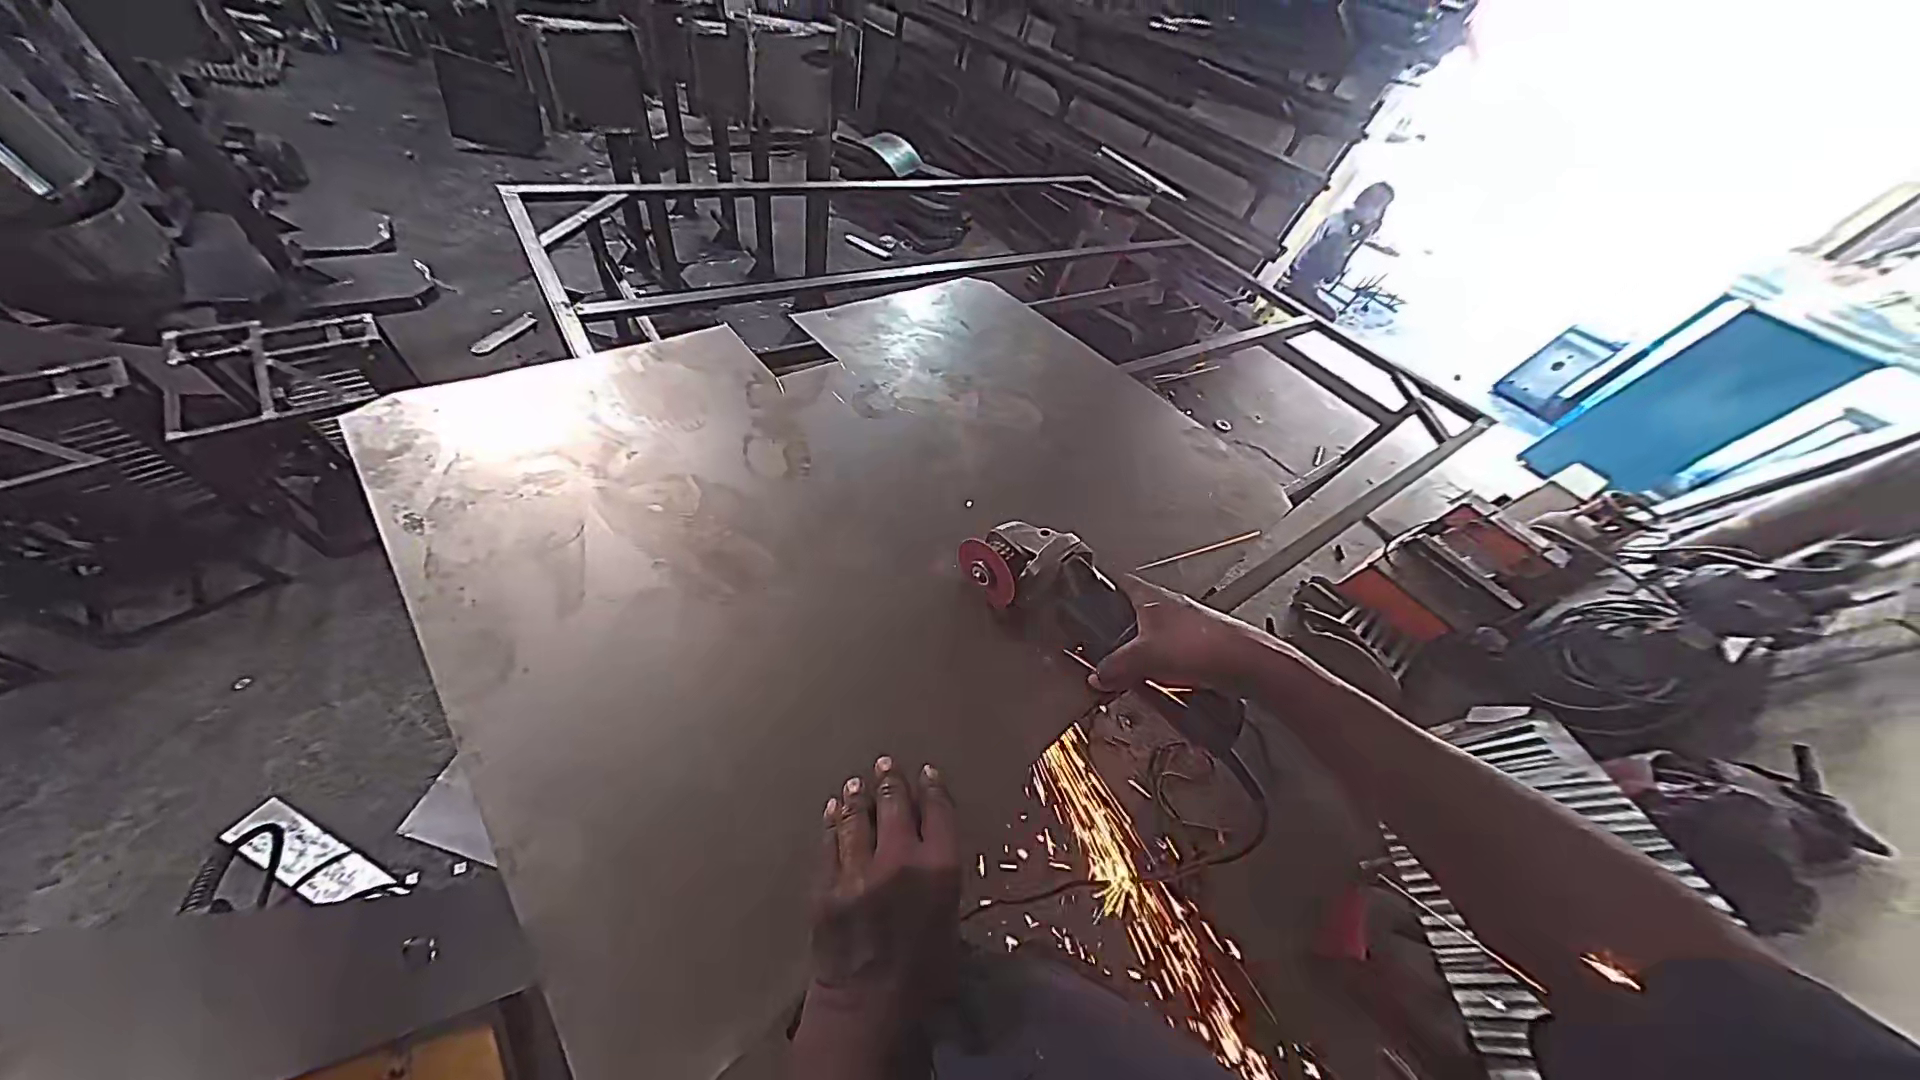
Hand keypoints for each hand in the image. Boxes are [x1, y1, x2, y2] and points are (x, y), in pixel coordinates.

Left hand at [807, 757, 959, 1025]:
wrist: (866, 1009)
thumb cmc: (921, 974)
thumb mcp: (948, 919)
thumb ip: (939, 875)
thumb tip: (928, 844)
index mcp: (938, 868)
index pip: (938, 811)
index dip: (933, 787)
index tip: (927, 773)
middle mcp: (900, 860)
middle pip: (896, 803)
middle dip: (892, 780)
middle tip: (886, 764)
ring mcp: (859, 869)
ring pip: (858, 816)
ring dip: (859, 796)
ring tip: (858, 782)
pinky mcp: (827, 883)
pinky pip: (830, 842)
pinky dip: (833, 823)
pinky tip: (834, 810)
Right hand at [1090, 575, 1290, 695]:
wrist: (1247, 664)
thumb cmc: (1200, 645)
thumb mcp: (1142, 657)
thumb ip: (1114, 667)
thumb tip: (1097, 675)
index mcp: (1150, 597)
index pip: (1119, 581)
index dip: (1102, 587)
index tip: (1088, 594)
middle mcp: (1168, 607)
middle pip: (1134, 613)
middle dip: (1119, 632)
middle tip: (1105, 648)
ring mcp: (1185, 627)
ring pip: (1153, 636)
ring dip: (1142, 653)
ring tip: (1132, 672)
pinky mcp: (1199, 647)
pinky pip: (1171, 655)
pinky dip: (1161, 668)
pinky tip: (1159, 683)